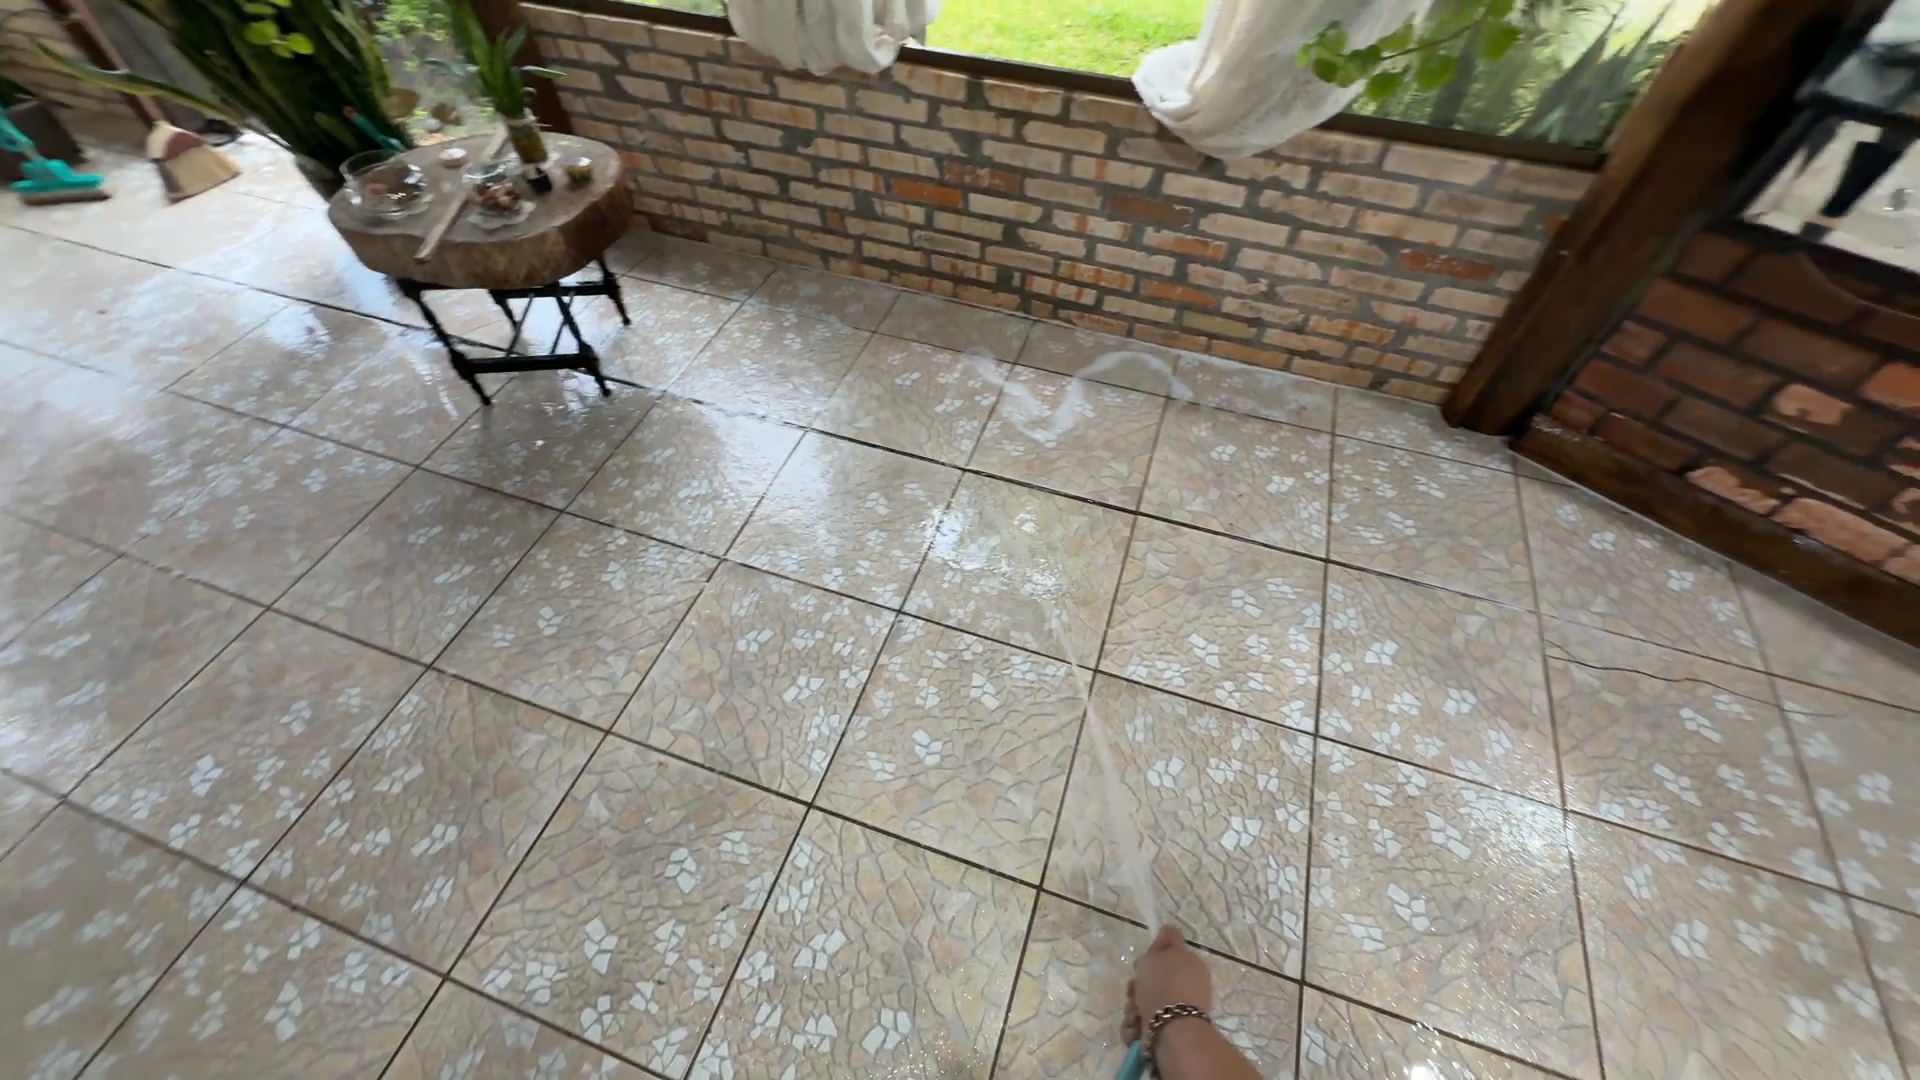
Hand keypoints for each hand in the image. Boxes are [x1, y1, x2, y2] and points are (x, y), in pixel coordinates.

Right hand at [1122, 925, 1213, 1043]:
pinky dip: (1135, 1027)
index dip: (1153, 956)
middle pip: (1152, 981)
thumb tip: (1168, 930)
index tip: (1143, 962)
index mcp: (1191, 967)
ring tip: (1134, 1013)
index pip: (1169, 955)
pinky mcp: (1165, 1035)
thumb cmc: (1164, 985)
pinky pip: (1144, 1025)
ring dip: (1133, 1008)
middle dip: (1137, 987)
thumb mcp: (1161, 952)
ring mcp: (1176, 1014)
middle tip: (1133, 990)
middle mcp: (1186, 990)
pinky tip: (1136, 1026)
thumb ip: (1164, 941)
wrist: (1172, 1029)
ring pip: (1145, 1004)